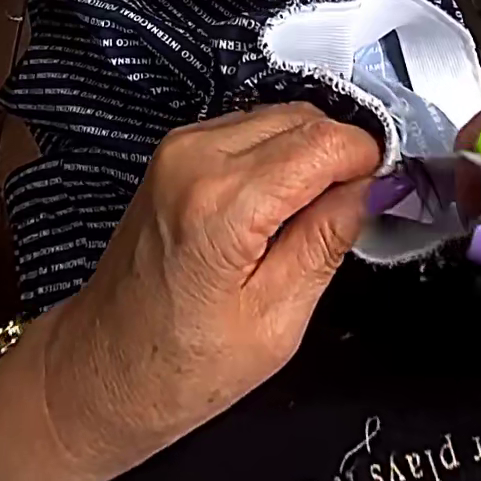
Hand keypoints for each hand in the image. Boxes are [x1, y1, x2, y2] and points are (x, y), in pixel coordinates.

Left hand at [0, 103, 379, 480]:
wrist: (99, 366)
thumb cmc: (181, 365)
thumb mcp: (276, 322)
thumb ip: (328, 239)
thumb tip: (372, 186)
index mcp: (222, 206)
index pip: (323, 143)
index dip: (364, 160)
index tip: (381, 186)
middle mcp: (197, 157)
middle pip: (305, 119)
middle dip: (340, 154)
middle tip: (351, 203)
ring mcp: (182, 145)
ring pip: (281, 115)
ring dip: (310, 150)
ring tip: (310, 207)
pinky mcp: (178, 145)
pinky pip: (253, 124)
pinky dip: (280, 148)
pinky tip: (278, 195)